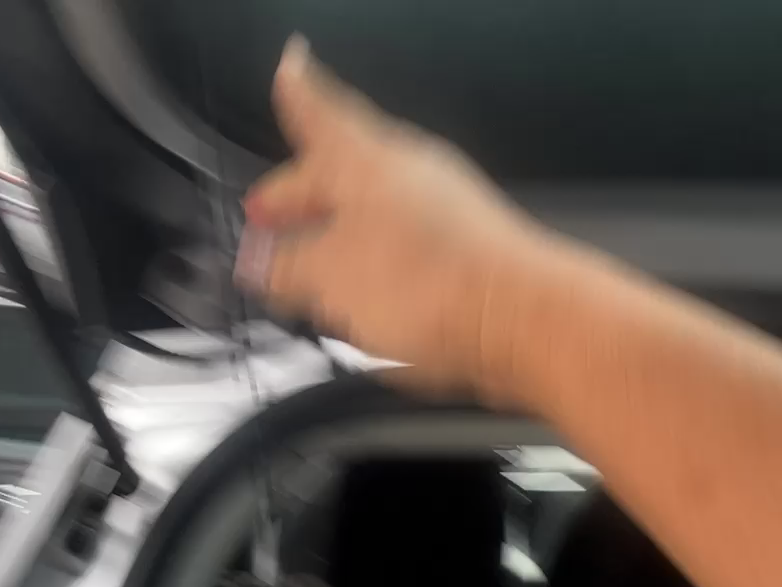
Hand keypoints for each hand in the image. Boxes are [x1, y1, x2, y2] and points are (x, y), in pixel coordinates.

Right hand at [239, 38, 574, 401]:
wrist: (520, 322)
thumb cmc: (433, 286)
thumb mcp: (329, 278)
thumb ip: (286, 267)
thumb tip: (261, 264)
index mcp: (366, 163)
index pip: (320, 113)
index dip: (296, 96)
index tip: (288, 71)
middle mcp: (409, 173)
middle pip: (343, 171)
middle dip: (301, 195)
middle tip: (270, 217)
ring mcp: (442, 211)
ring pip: (373, 213)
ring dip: (335, 237)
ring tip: (308, 272)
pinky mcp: (464, 252)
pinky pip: (401, 247)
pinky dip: (372, 263)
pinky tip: (362, 296)